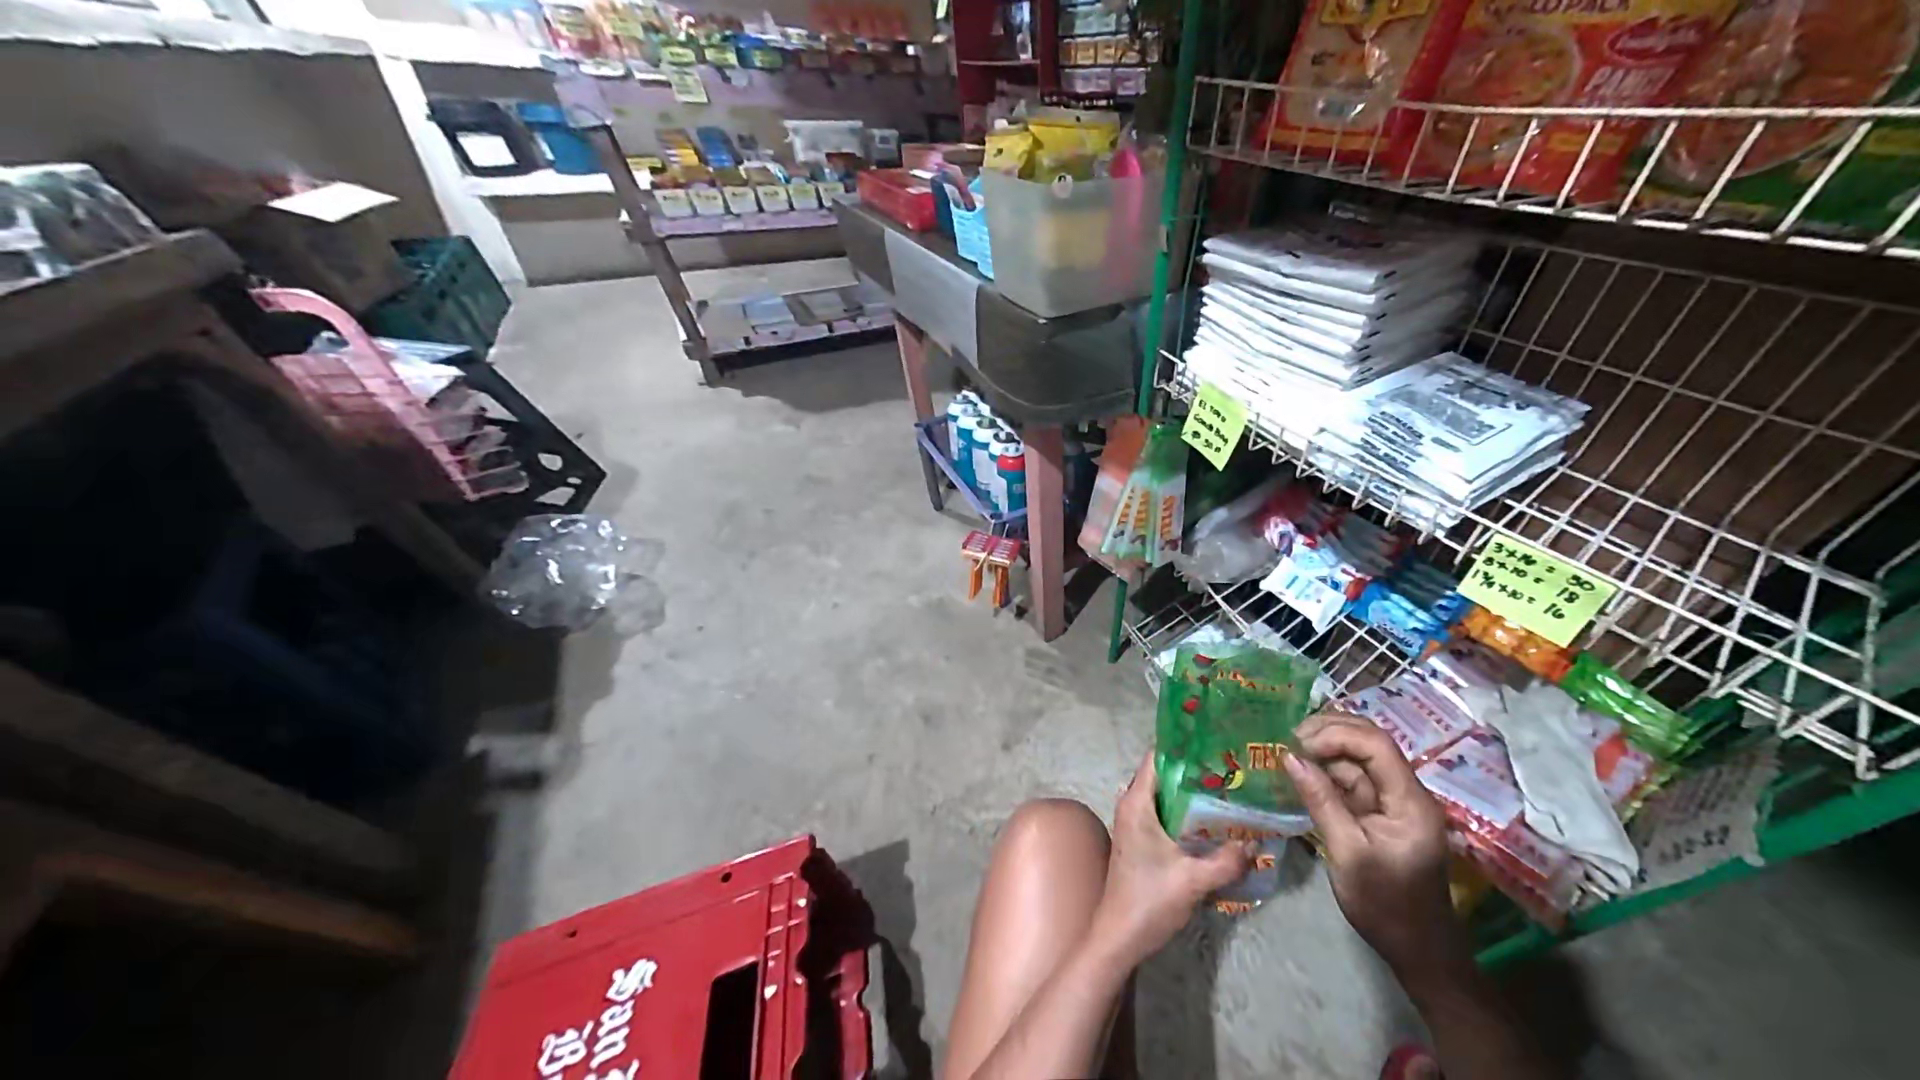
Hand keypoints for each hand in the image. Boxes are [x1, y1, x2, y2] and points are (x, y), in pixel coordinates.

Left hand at [1089, 752, 1252, 966]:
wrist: (1119, 936)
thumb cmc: (1149, 900)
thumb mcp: (1193, 880)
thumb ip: (1227, 861)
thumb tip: (1256, 844)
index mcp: (1136, 802)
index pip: (1157, 758)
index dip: (1184, 748)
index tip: (1215, 744)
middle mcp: (1131, 805)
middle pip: (1164, 776)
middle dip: (1196, 772)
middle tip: (1233, 769)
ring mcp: (1134, 823)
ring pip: (1166, 797)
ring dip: (1193, 795)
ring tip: (1230, 792)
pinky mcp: (1141, 840)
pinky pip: (1165, 815)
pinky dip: (1187, 814)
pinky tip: (1215, 823)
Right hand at [1285, 713, 1464, 978]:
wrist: (1417, 948)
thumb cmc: (1384, 905)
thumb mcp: (1347, 852)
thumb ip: (1321, 800)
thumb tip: (1289, 757)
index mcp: (1409, 801)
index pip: (1375, 744)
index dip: (1334, 734)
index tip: (1296, 746)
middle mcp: (1405, 791)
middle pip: (1368, 741)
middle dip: (1327, 732)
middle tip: (1286, 741)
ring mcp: (1392, 800)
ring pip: (1357, 756)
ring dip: (1322, 750)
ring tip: (1285, 753)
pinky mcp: (1378, 811)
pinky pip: (1351, 778)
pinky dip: (1324, 770)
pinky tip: (1299, 772)